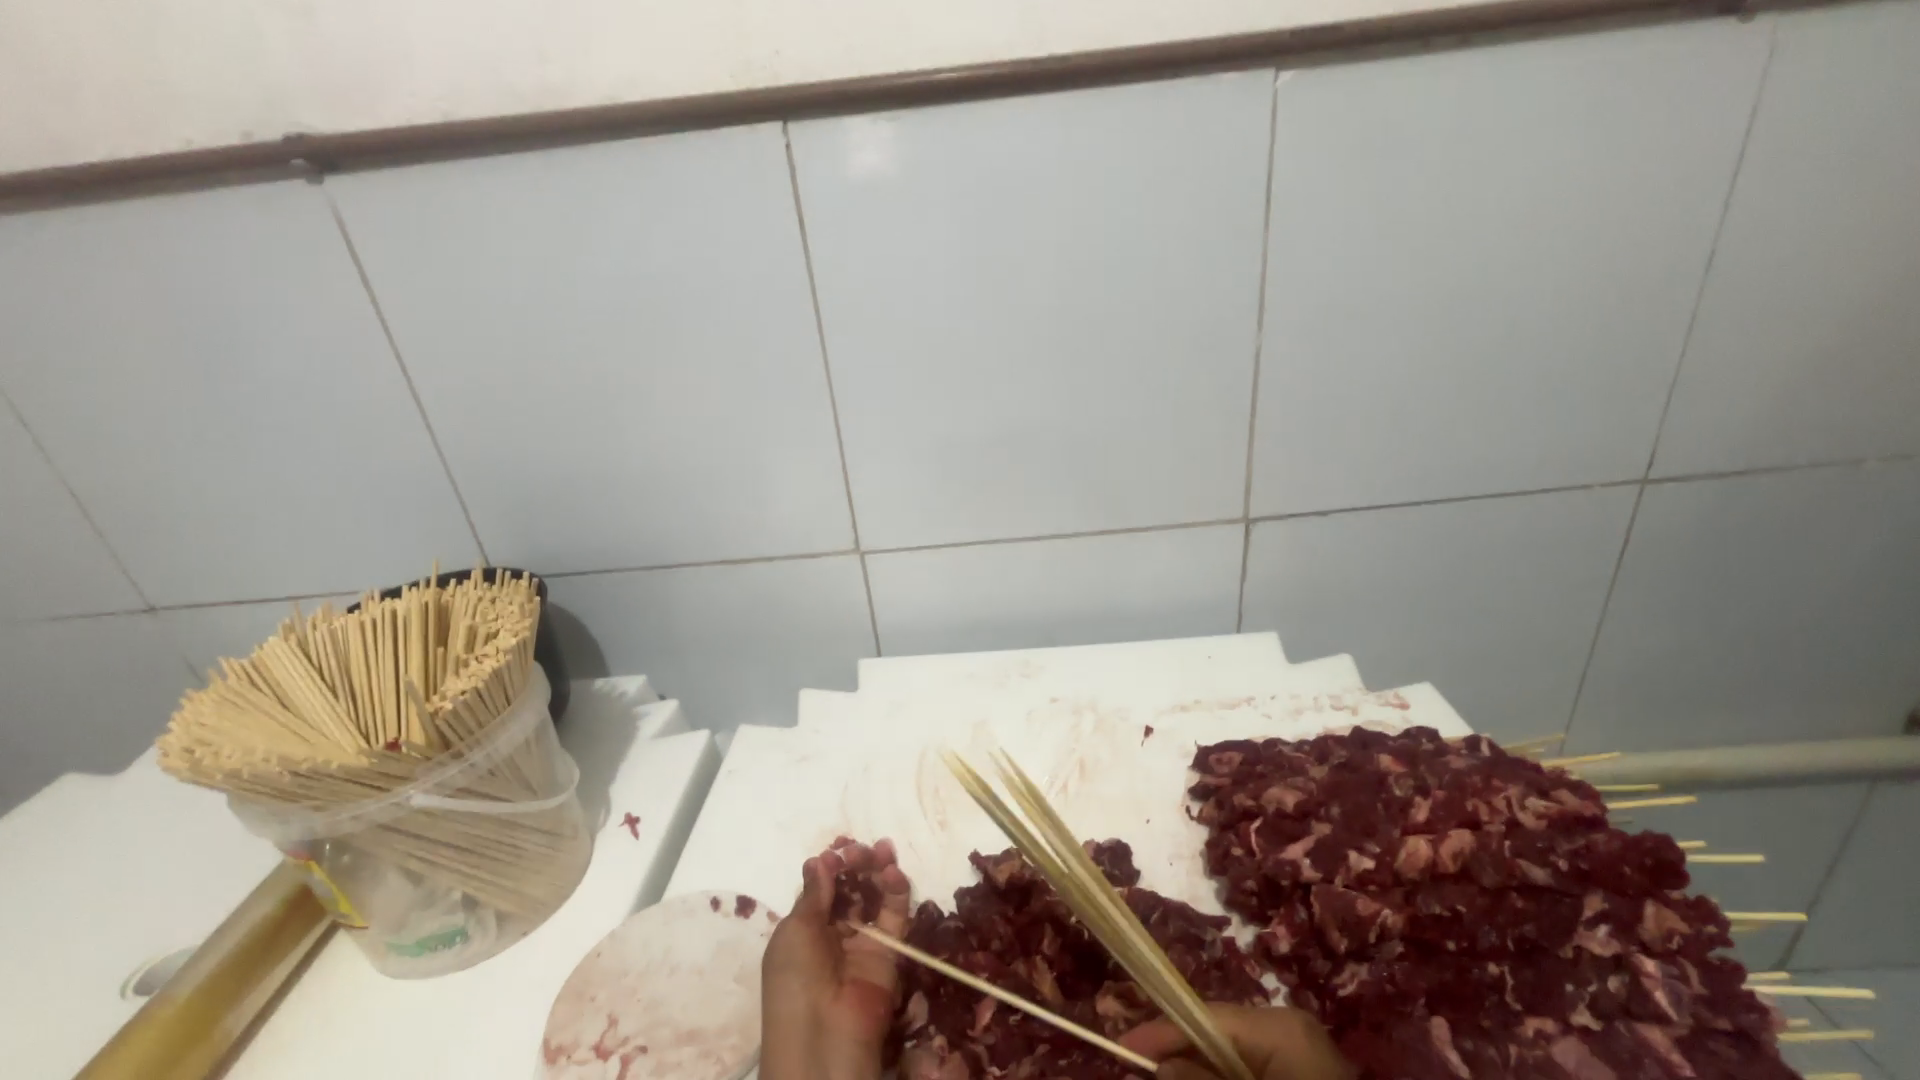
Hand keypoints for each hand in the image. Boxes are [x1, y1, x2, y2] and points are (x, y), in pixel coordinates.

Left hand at [761, 838, 911, 1079]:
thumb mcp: (796, 931)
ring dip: (878, 871)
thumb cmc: (795, 978)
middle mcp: (833, 933)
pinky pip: (894, 917)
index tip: (839, 847)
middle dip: (857, 865)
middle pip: (850, 890)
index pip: (821, 889)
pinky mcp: (889, 952)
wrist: (823, 1033)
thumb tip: (820, 859)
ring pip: (874, 898)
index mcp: (803, 930)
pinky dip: (896, 892)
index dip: (831, 867)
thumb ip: (815, 893)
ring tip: (884, 851)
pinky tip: (894, 872)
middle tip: (864, 848)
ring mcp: (862, 942)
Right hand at [1121, 1004, 1355, 1079]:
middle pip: (1216, 1033)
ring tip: (1165, 1073)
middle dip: (1178, 1052)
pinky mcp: (1304, 1075)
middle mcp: (1289, 1028)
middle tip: (1139, 1067)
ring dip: (1199, 1070)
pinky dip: (1222, 1077)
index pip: (1204, 1016)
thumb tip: (1163, 1062)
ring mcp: (1302, 1054)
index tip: (1122, 1047)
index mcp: (1279, 1027)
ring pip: (1231, 1055)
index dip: (1161, 1030)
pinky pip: (1250, 1070)